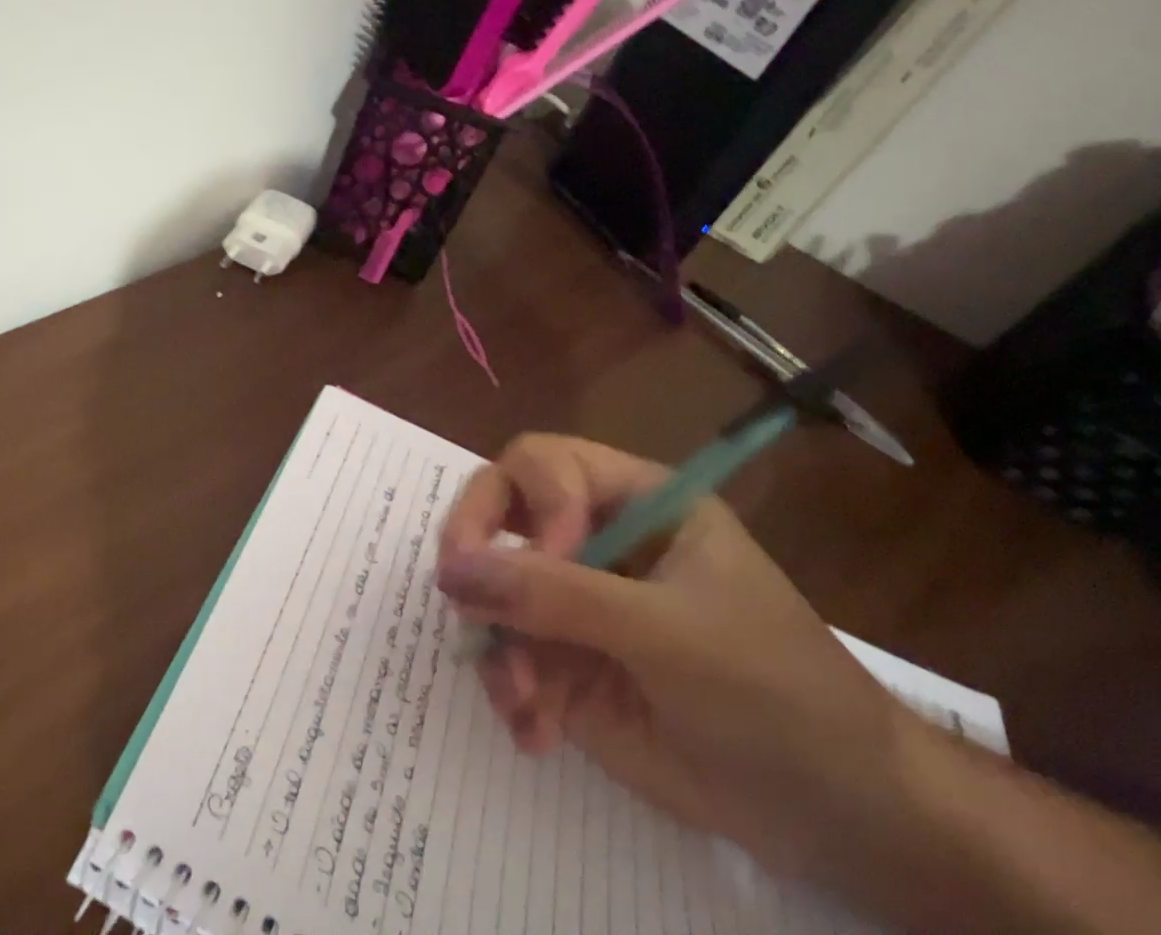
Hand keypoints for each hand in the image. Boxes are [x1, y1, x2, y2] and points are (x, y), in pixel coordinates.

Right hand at [436, 433, 909, 873]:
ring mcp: (573, 609)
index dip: (524, 504)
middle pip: (496, 519)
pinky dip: (507, 693)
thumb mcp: (665, 632)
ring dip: (495, 649)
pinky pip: (501, 658)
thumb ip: (554, 595)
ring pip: (488, 596)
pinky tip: (536, 732)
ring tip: (524, 701)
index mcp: (638, 504)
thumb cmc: (771, 690)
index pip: (540, 465)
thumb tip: (448, 569)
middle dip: (481, 570)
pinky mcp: (561, 668)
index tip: (541, 563)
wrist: (829, 812)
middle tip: (467, 612)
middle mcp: (595, 544)